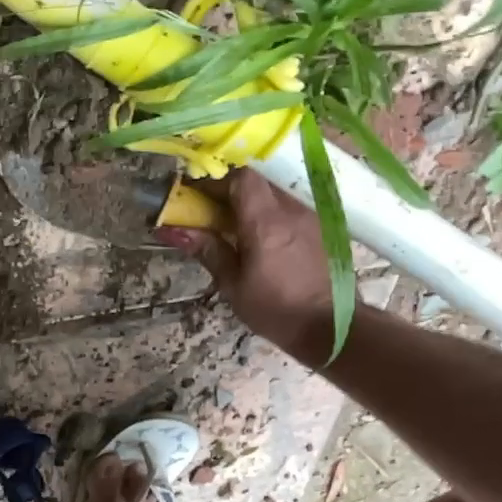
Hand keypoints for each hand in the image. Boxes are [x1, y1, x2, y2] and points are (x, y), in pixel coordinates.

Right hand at [156, 170, 340, 362]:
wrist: (328, 324)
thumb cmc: (274, 309)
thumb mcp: (232, 284)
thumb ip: (207, 250)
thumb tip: (173, 230)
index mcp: (266, 224)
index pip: (242, 178)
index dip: (215, 178)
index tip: (194, 190)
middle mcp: (292, 209)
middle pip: (259, 177)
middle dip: (230, 184)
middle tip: (207, 203)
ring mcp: (311, 213)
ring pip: (275, 187)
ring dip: (250, 194)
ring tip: (231, 216)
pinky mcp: (321, 222)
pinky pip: (290, 200)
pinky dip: (268, 205)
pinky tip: (258, 228)